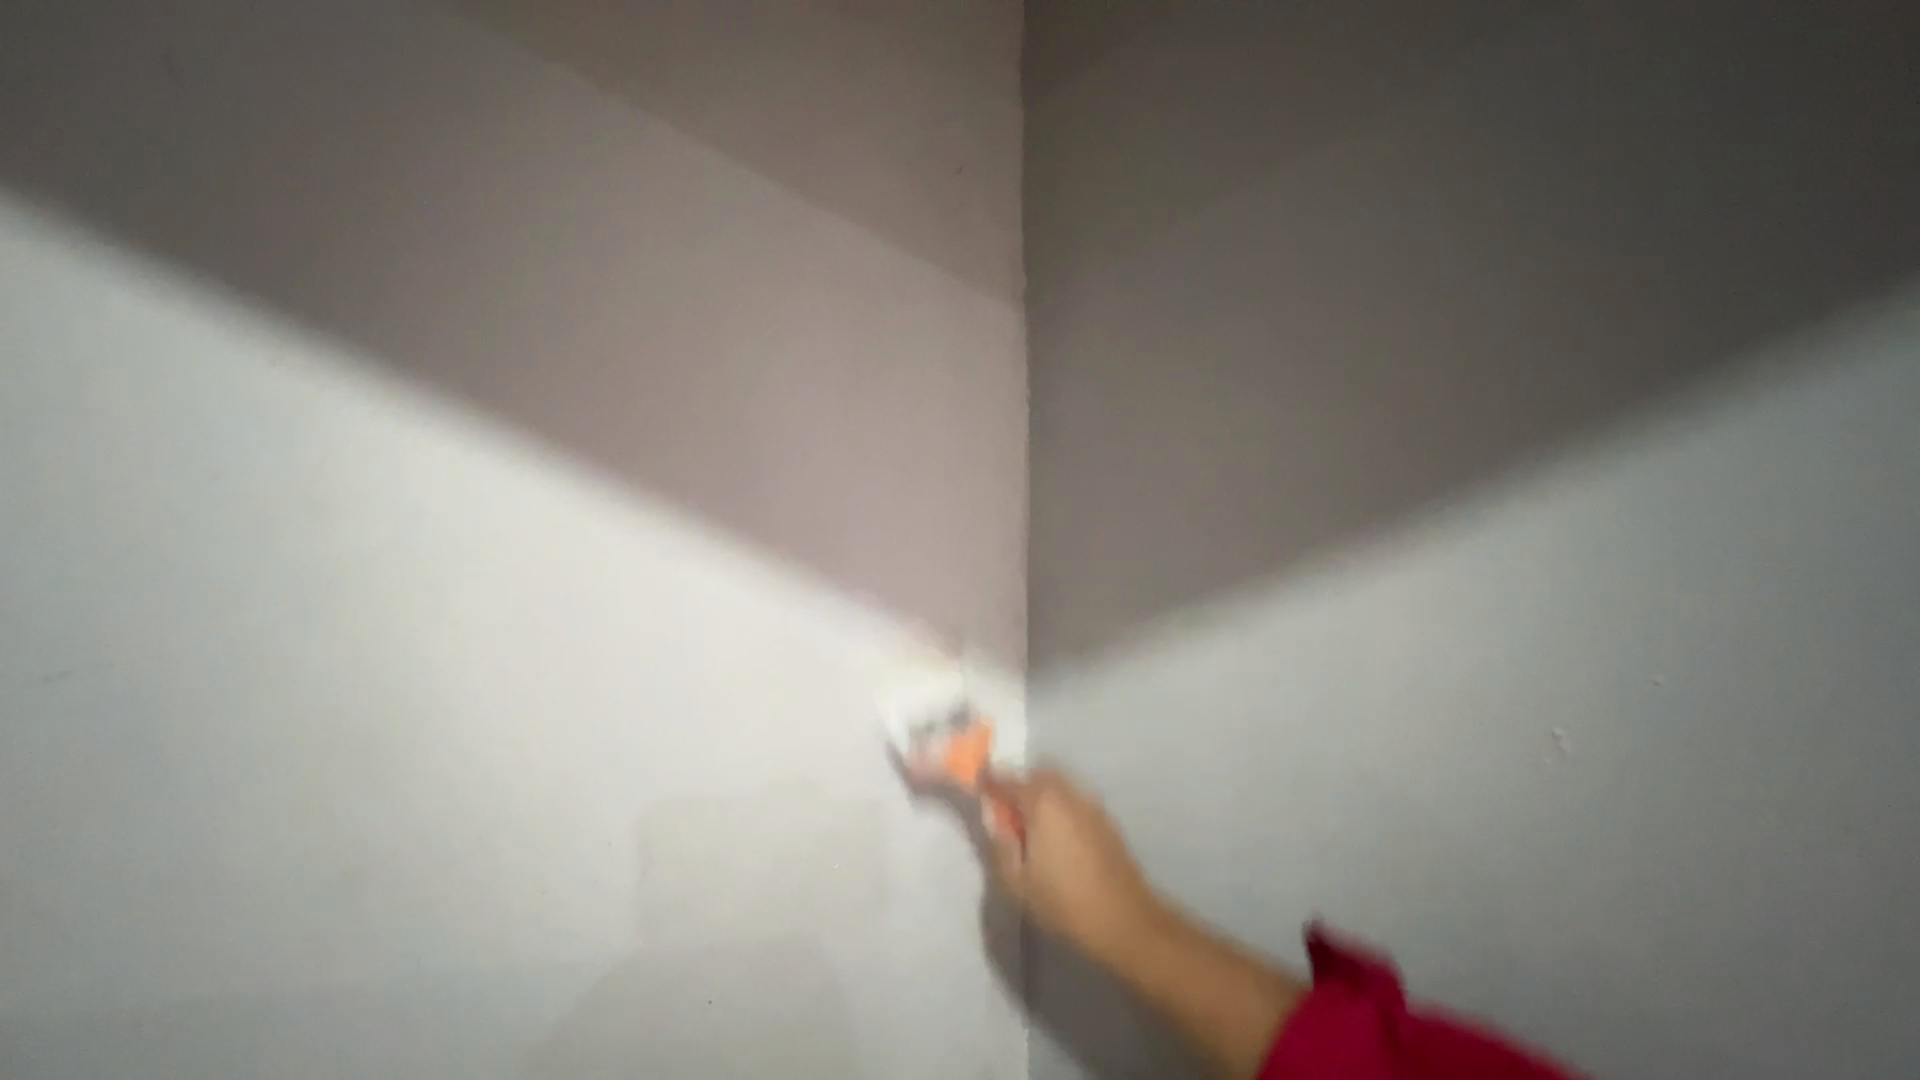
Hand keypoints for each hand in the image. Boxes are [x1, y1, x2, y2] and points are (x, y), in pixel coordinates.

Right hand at [981, 767, 1167, 965]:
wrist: (1125, 921)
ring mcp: (1092, 805)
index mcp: (1041, 804)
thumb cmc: (1064, 904)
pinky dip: (1062, 806)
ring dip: (1043, 793)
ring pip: (1060, 784)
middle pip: (1038, 773)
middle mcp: (1068, 794)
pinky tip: (1059, 836)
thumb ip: (1000, 848)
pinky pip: (1076, 799)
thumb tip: (997, 825)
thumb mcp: (1017, 885)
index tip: (977, 783)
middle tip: (1007, 808)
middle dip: (1020, 782)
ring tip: (1033, 824)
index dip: (989, 779)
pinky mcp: (1107, 820)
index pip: (1007, 779)